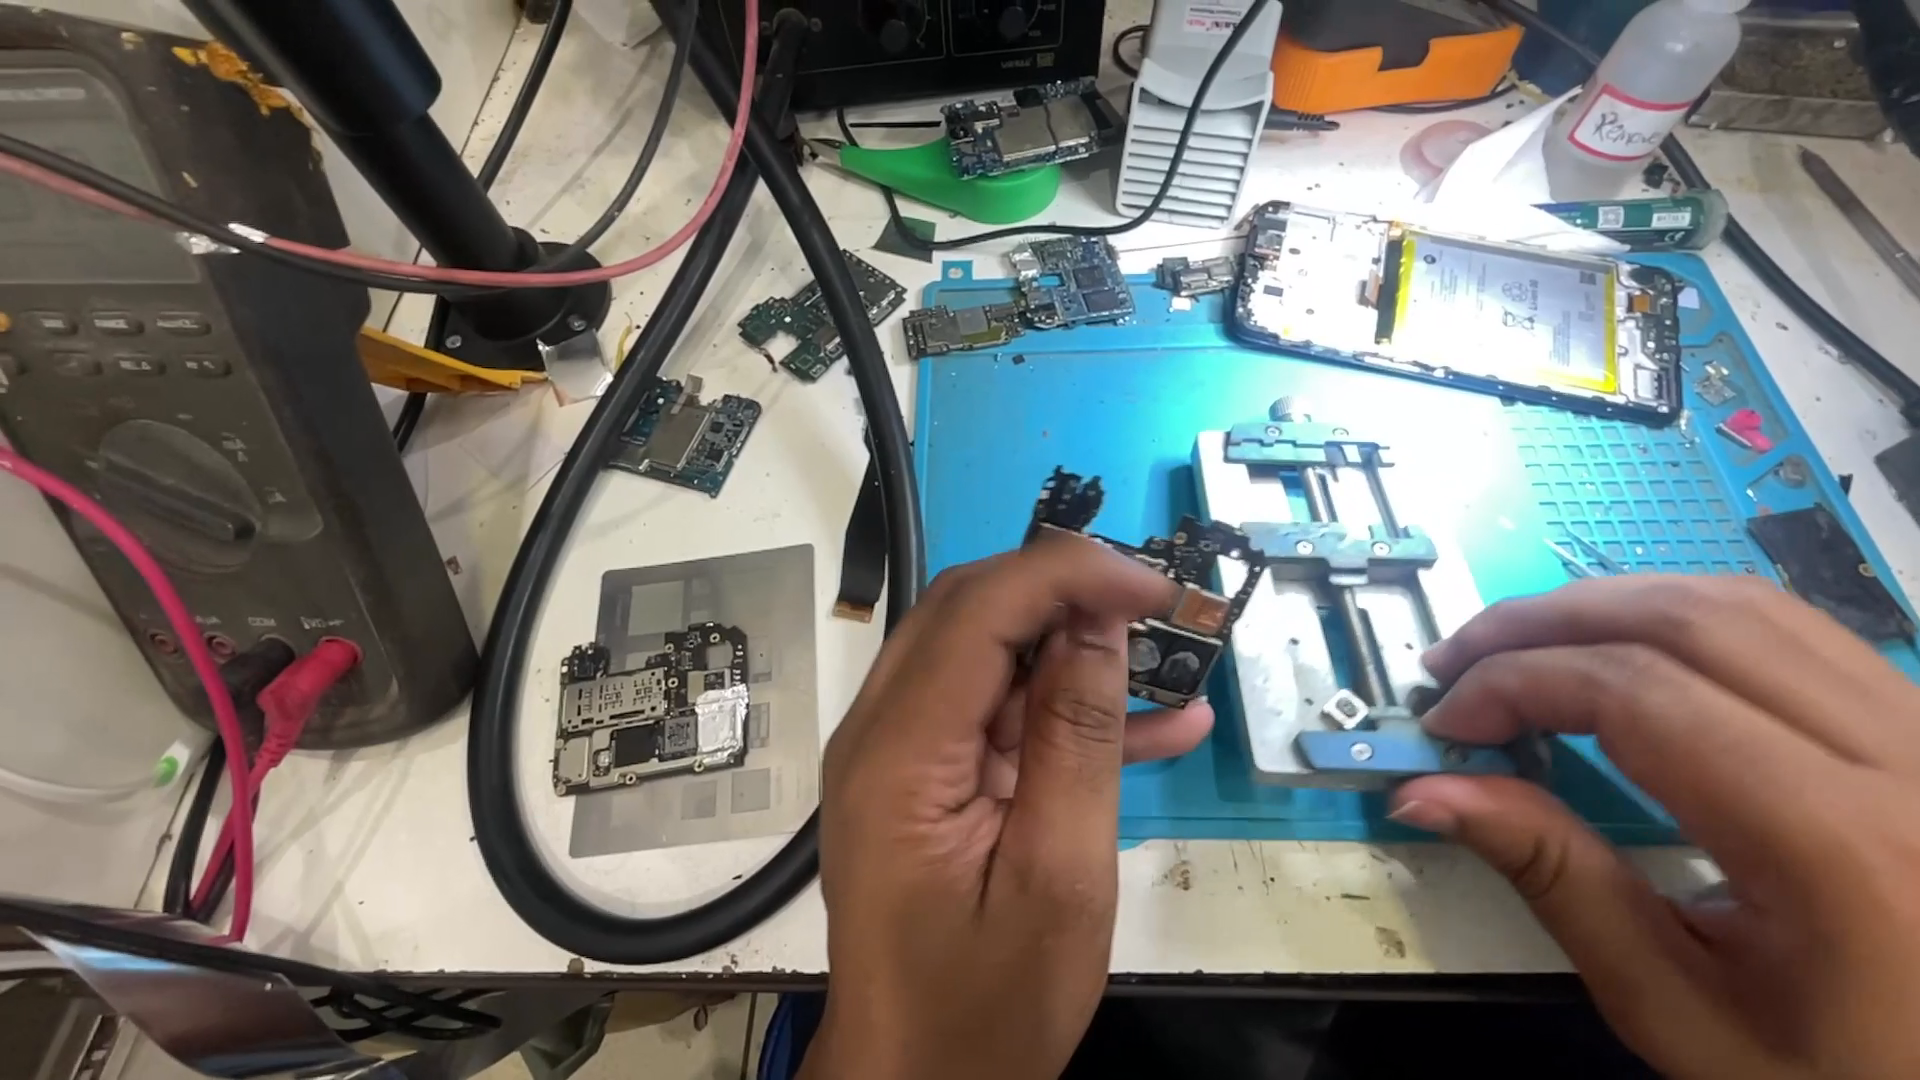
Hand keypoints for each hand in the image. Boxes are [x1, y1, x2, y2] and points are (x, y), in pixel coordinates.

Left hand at [800, 537, 1214, 1079]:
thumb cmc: (988, 1007)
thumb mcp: (1058, 876)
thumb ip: (1076, 738)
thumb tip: (1099, 626)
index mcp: (901, 753)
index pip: (979, 611)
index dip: (1067, 575)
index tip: (1152, 586)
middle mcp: (881, 731)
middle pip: (970, 613)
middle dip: (1065, 593)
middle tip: (1156, 609)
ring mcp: (897, 750)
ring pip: (985, 652)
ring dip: (1071, 645)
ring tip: (1163, 658)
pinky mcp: (923, 774)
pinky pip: (991, 711)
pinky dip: (1060, 706)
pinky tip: (1152, 725)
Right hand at [1389, 575, 1919, 1078]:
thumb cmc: (1831, 1075)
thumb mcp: (1674, 1003)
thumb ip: (1552, 875)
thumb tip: (1427, 792)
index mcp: (1846, 849)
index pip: (1638, 693)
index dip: (1514, 683)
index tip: (1447, 722)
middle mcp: (1914, 768)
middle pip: (1688, 620)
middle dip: (1541, 622)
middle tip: (1458, 660)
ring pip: (1741, 605)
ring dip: (1602, 607)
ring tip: (1518, 647)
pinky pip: (1785, 631)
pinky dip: (1669, 622)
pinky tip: (1611, 655)